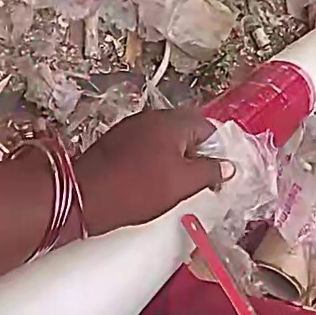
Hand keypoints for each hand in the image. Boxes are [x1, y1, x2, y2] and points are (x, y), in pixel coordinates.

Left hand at [73, 108, 231, 234]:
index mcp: (172, 123)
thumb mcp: (183, 184)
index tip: (216, 174)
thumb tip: (228, 167)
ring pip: (164, 139)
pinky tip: (151, 179)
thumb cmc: (138, 189)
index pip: (207, 128)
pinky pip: (146, 145)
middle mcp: (152, 117)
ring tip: (174, 183)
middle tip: (197, 180)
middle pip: (185, 131)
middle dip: (195, 153)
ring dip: (174, 157)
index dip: (217, 151)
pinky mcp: (117, 140)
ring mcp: (132, 127)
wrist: (87, 196)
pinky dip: (154, 159)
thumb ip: (210, 172)